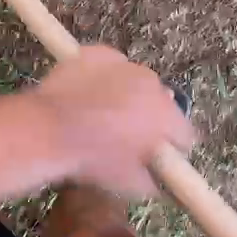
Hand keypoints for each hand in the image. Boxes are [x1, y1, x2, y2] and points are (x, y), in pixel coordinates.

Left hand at [30, 46, 196, 198]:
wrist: (50, 129)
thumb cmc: (94, 158)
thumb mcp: (130, 183)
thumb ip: (155, 180)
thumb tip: (158, 179)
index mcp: (166, 115)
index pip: (186, 133)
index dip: (174, 147)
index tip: (161, 156)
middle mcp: (151, 83)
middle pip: (161, 102)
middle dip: (150, 117)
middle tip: (129, 134)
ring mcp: (123, 63)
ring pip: (135, 81)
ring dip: (128, 94)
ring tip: (105, 112)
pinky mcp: (98, 52)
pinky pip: (110, 65)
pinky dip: (104, 77)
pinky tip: (89, 93)